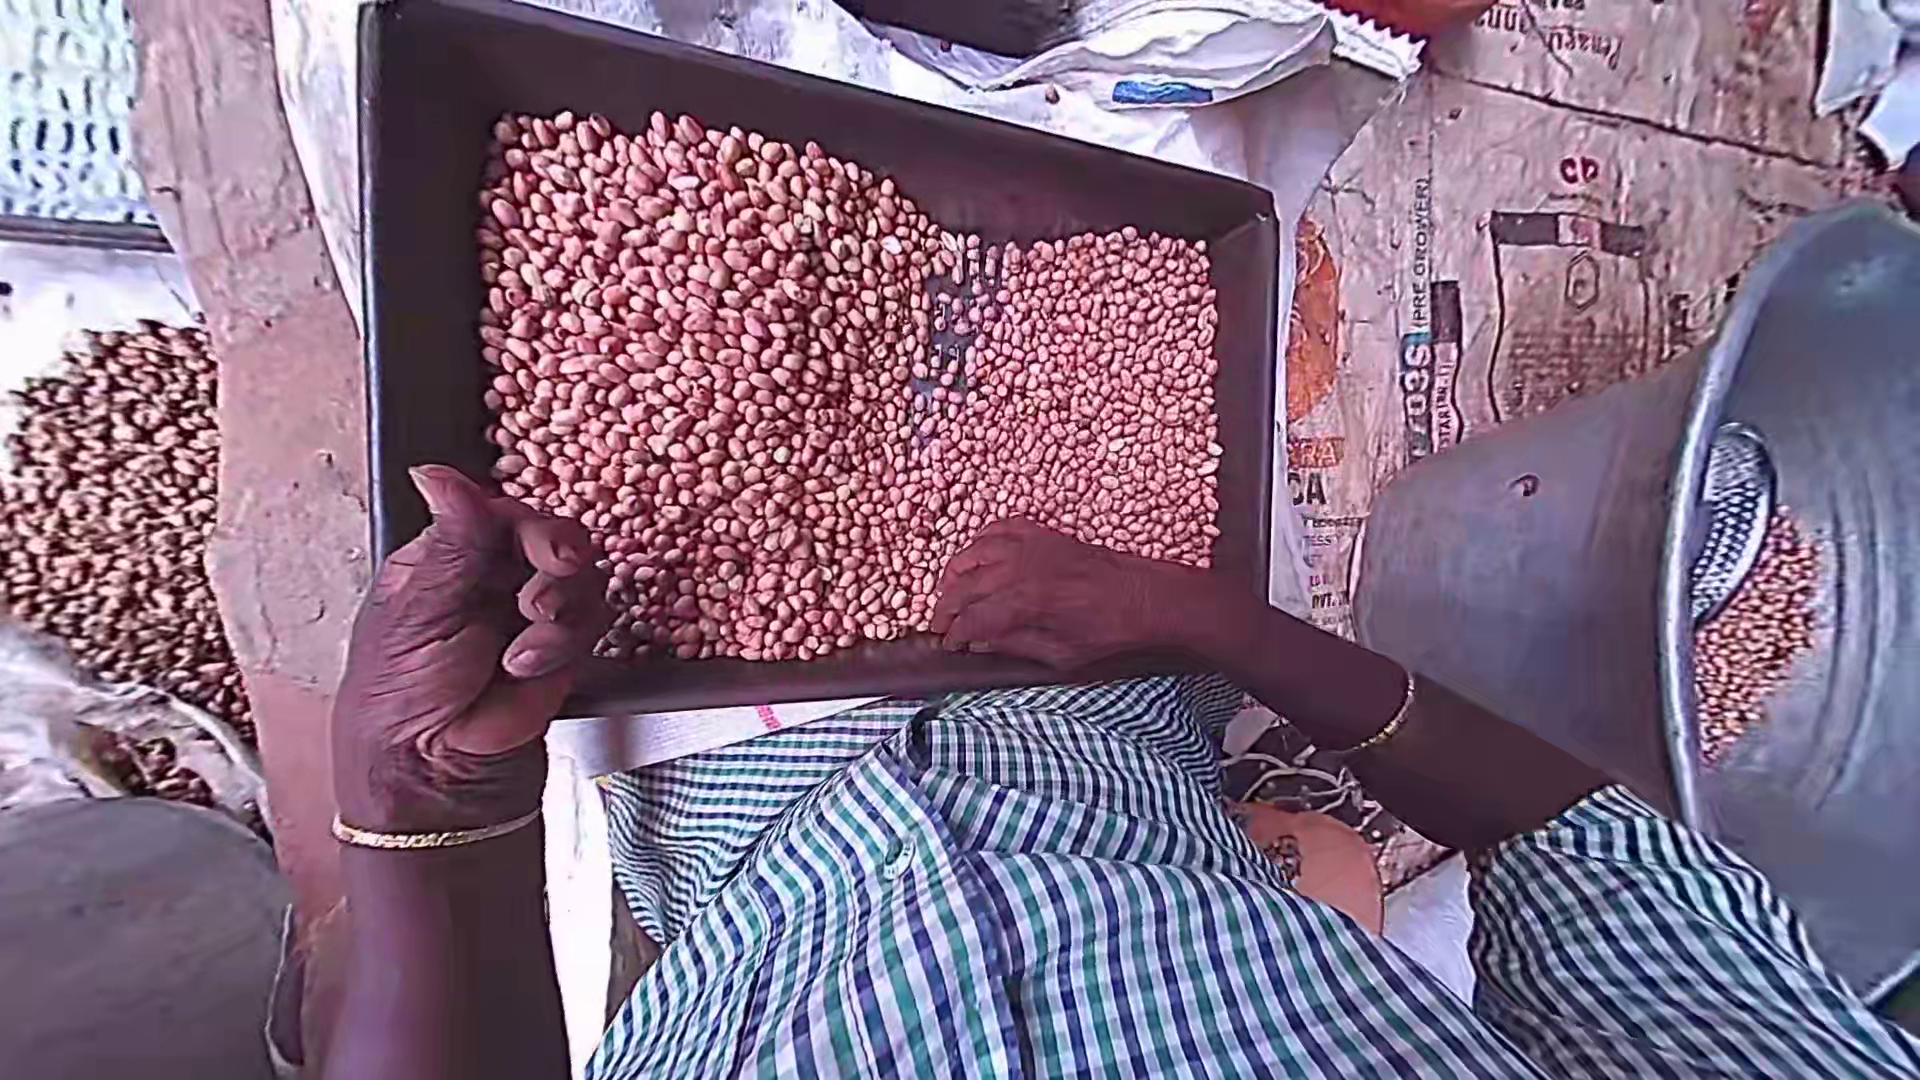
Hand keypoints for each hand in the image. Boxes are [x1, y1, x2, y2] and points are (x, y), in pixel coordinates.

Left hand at [332, 465, 609, 833]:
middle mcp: (495, 580)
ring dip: (560, 607)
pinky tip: (529, 664)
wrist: (441, 774)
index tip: (536, 539)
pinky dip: (565, 640)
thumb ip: (451, 545)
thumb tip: (438, 474)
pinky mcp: (566, 642)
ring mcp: (534, 611)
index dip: (525, 521)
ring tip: (527, 641)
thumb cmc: (403, 699)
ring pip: (580, 576)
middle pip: (552, 538)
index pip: (500, 516)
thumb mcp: (419, 615)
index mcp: (446, 562)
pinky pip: (591, 617)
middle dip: (558, 554)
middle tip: (554, 571)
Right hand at [930, 519, 1201, 669]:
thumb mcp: (1061, 655)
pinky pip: (1000, 528)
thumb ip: (1016, 646)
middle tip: (941, 624)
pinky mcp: (1043, 534)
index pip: (971, 619)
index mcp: (1024, 603)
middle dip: (945, 607)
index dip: (954, 634)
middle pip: (963, 585)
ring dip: (955, 572)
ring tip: (951, 590)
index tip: (949, 644)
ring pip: (973, 552)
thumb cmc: (1108, 631)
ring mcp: (1030, 546)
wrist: (1145, 597)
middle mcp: (1020, 569)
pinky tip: (978, 554)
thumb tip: (981, 644)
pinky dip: (982, 539)